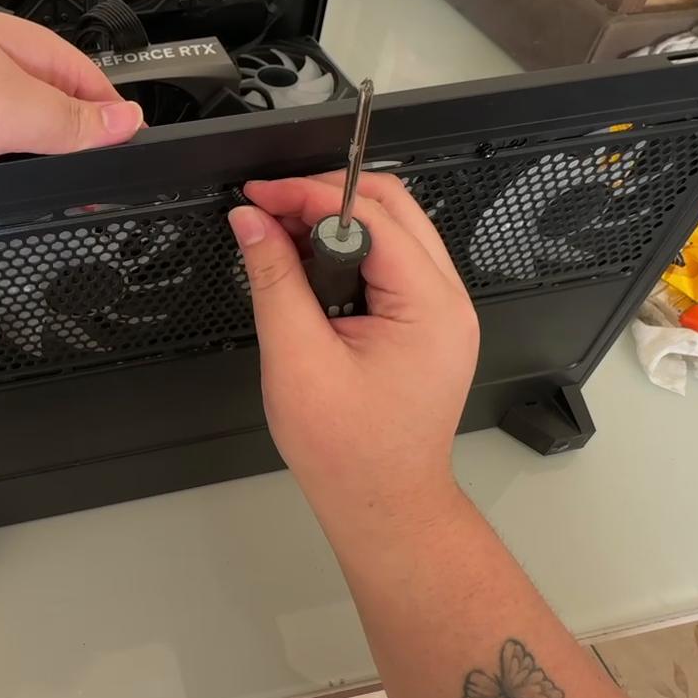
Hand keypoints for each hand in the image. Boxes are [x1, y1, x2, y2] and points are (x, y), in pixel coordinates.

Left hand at [0, 5, 141, 183]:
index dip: (108, 112)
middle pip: (43, 101)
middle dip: (64, 139)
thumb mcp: (4, 107)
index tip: (124, 145)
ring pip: (0, 127)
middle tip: (80, 177)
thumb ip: (66, 119)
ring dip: (18, 154)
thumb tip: (122, 119)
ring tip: (34, 181)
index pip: (83, 76)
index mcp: (13, 44)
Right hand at [230, 172, 479, 528]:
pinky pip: (386, 259)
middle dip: (321, 196)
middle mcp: (446, 300)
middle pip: (391, 206)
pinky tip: (304, 265)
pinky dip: (342, 249)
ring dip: (331, 221)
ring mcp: (438, 310)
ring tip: (279, 238)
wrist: (381, 503)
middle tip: (268, 208)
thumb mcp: (295, 356)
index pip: (369, 215)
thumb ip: (273, 277)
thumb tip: (251, 221)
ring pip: (389, 228)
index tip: (259, 196)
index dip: (307, 195)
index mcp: (429, 307)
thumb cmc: (348, 450)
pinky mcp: (421, 320)